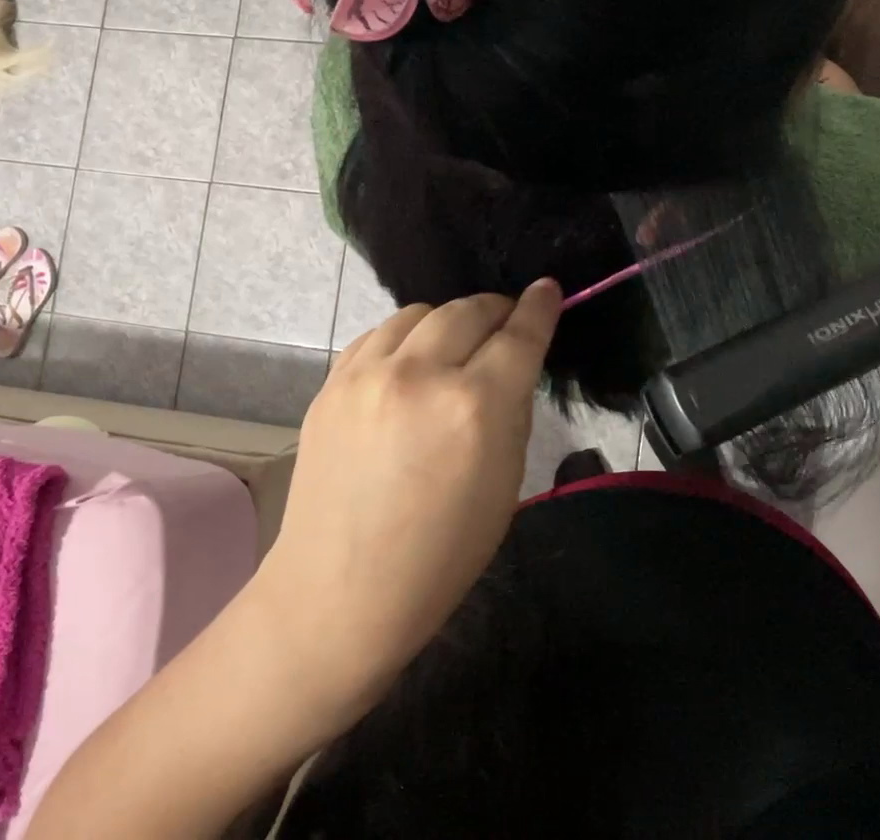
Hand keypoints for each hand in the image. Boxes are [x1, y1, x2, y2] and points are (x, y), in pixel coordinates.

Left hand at [256, 279, 561, 698]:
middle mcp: (420, 375)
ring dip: (448, 320)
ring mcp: (367, 375)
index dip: (540, 308)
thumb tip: (513, 366)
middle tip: (508, 323)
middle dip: (497, 310)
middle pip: (468, 310)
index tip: (548, 290)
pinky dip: (405, 338)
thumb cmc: (442, 555)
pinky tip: (411, 362)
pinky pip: (378, 336)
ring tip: (457, 345)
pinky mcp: (331, 384)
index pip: (518, 335)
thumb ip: (511, 411)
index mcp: (475, 406)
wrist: (343, 588)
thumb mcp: (505, 483)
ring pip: (419, 313)